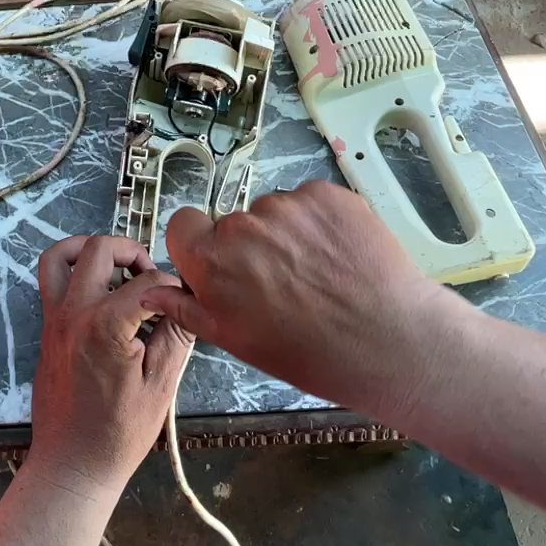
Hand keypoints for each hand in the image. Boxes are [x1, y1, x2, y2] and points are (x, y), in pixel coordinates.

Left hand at [26, 235, 193, 497]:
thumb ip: (176, 336)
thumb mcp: (161, 387)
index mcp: (106, 326)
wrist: (71, 465)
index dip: (173, 285)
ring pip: (60, 255)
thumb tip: (187, 303)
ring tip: (117, 267)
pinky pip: (50, 281)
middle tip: (150, 274)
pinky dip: (72, 270)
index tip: (185, 300)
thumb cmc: (118, 434)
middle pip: (98, 249)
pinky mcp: (47, 327)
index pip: (147, 281)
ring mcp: (54, 318)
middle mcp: (74, 313)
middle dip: (131, 251)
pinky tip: (99, 290)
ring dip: (90, 250)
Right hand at [140, 180, 466, 424]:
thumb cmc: (309, 352)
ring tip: (320, 272)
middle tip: (285, 281)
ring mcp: (285, 204)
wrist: (391, 342)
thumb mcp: (238, 341)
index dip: (202, 244)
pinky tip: (339, 254)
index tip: (227, 266)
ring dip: (287, 233)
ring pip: (274, 212)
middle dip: (250, 245)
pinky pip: (309, 200)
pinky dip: (319, 221)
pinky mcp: (324, 193)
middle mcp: (241, 225)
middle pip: (233, 222)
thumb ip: (189, 308)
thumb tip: (153, 290)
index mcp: (211, 261)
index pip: (183, 224)